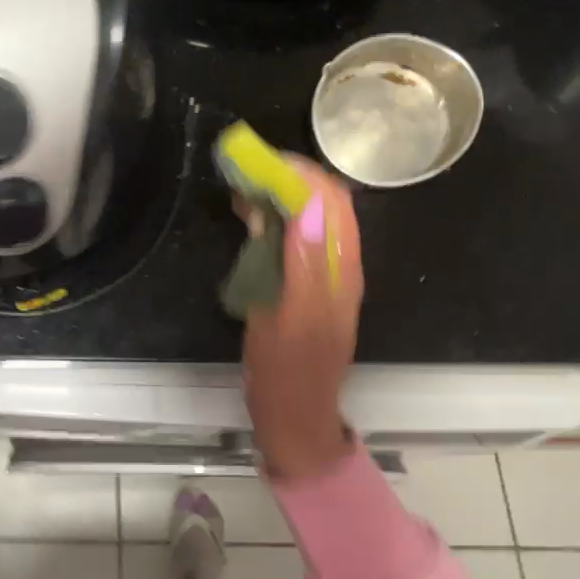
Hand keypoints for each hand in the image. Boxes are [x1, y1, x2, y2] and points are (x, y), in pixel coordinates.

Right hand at [241, 159, 364, 479]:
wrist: (294, 416)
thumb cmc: (288, 372)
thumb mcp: (289, 318)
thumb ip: (299, 263)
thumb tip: (305, 208)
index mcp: (337, 268)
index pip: (331, 200)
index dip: (300, 173)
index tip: (259, 161)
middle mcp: (336, 264)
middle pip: (323, 202)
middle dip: (288, 178)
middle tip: (245, 172)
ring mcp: (321, 274)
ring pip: (308, 216)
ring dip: (279, 195)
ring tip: (242, 189)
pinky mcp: (305, 284)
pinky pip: (295, 237)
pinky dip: (274, 219)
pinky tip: (249, 219)